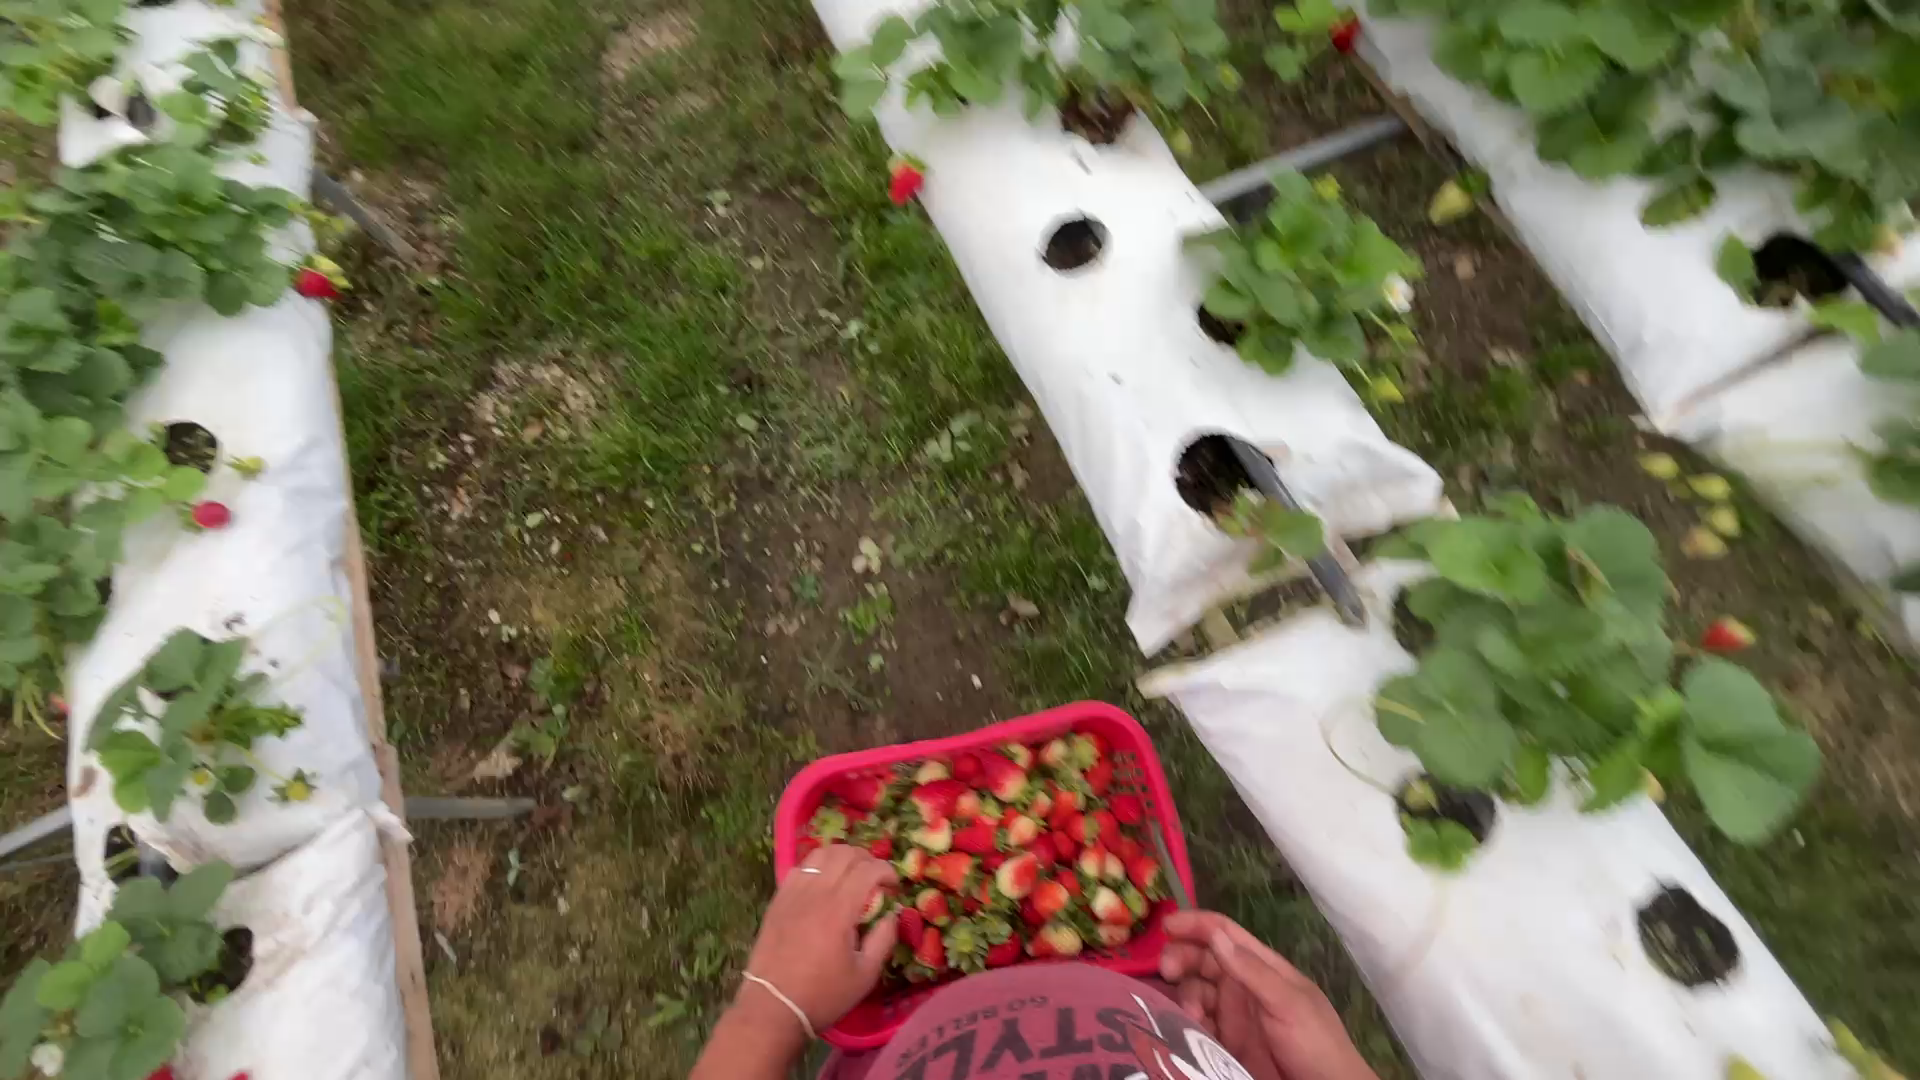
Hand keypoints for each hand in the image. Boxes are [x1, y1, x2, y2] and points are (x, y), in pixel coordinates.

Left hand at [741, 843, 898, 1033]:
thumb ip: (884, 939)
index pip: (868, 869)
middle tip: (875, 877)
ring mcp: (794, 892)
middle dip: (867, 859)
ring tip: (850, 872)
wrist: (772, 1009)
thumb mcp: (865, 976)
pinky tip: (823, 881)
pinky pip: (801, 867)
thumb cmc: (822, 995)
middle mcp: (817, 892)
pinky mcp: (779, 899)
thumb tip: (891, 914)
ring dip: (841, 856)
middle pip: (845, 853)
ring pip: (821, 853)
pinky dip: (818, 865)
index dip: (886, 871)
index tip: (893, 886)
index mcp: (840, 908)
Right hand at [1159, 910, 1378, 1079]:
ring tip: (1192, 1014)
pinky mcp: (1223, 1047)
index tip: (1167, 925)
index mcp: (1261, 967)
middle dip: (1181, 957)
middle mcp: (1242, 986)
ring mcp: (1232, 1017)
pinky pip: (1195, 1026)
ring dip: (1186, 994)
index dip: (1195, 923)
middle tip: (1167, 969)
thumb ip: (1252, 970)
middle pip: (1202, 958)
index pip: (1223, 932)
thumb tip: (1214, 934)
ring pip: (1195, 990)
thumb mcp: (1289, 1004)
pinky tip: (1188, 1030)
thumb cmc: (1316, 1046)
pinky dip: (1185, 1023)